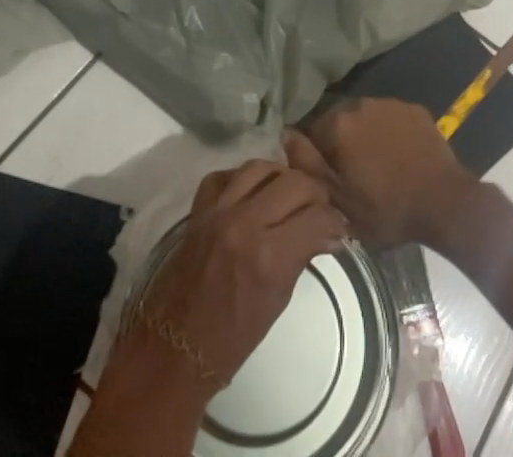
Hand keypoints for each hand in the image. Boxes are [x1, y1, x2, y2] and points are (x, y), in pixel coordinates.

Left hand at [133, 160, 346, 388]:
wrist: (175, 345)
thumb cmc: (234, 335)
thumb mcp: (279, 298)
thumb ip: (303, 256)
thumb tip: (330, 233)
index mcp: (270, 256)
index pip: (318, 216)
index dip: (335, 221)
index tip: (338, 228)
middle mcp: (244, 224)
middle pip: (295, 182)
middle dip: (315, 194)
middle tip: (317, 210)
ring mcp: (217, 213)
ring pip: (260, 168)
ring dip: (281, 178)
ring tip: (288, 195)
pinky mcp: (197, 211)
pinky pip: (224, 176)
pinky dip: (242, 180)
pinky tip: (252, 195)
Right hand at [285, 97, 478, 247]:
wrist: (444, 203)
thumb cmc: (385, 208)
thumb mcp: (337, 198)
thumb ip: (306, 163)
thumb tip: (285, 134)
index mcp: (337, 124)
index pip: (310, 132)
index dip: (316, 156)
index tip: (328, 177)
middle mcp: (360, 103)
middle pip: (338, 122)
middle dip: (341, 143)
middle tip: (353, 174)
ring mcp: (391, 104)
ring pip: (365, 118)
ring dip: (365, 135)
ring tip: (378, 165)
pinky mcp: (415, 110)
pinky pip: (391, 118)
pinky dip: (390, 132)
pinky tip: (399, 156)